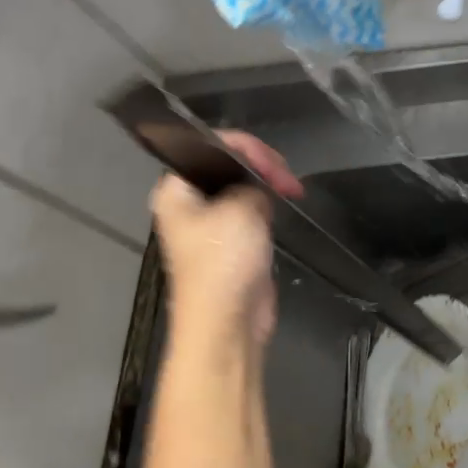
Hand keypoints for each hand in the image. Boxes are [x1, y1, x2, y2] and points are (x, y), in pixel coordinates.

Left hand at [150, 131, 303, 346]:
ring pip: (241, 187)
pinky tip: (282, 208)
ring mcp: (211, 223)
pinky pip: (250, 210)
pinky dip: (268, 206)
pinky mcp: (233, 242)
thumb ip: (252, 185)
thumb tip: (260, 189)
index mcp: (176, 190)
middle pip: (227, 165)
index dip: (249, 149)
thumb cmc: (224, 263)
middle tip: (289, 181)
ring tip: (290, 192)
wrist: (227, 320)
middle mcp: (189, 202)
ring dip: (267, 186)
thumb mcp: (241, 210)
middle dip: (262, 166)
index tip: (278, 167)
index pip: (211, 147)